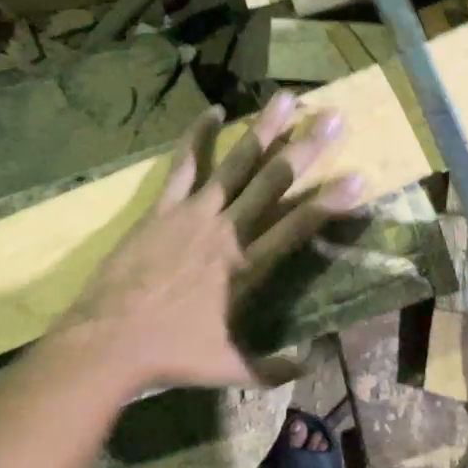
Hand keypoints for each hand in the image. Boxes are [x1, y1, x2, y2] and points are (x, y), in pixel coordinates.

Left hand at [54, 94, 363, 390]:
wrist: (109, 340)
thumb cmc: (170, 354)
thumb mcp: (228, 369)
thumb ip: (272, 367)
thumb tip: (311, 361)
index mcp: (246, 267)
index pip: (297, 226)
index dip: (331, 202)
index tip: (359, 177)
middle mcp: (226, 230)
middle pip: (273, 181)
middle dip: (306, 148)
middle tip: (333, 117)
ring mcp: (193, 213)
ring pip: (235, 163)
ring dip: (262, 129)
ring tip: (286, 98)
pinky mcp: (162, 208)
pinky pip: (184, 165)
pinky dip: (197, 137)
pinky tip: (212, 111)